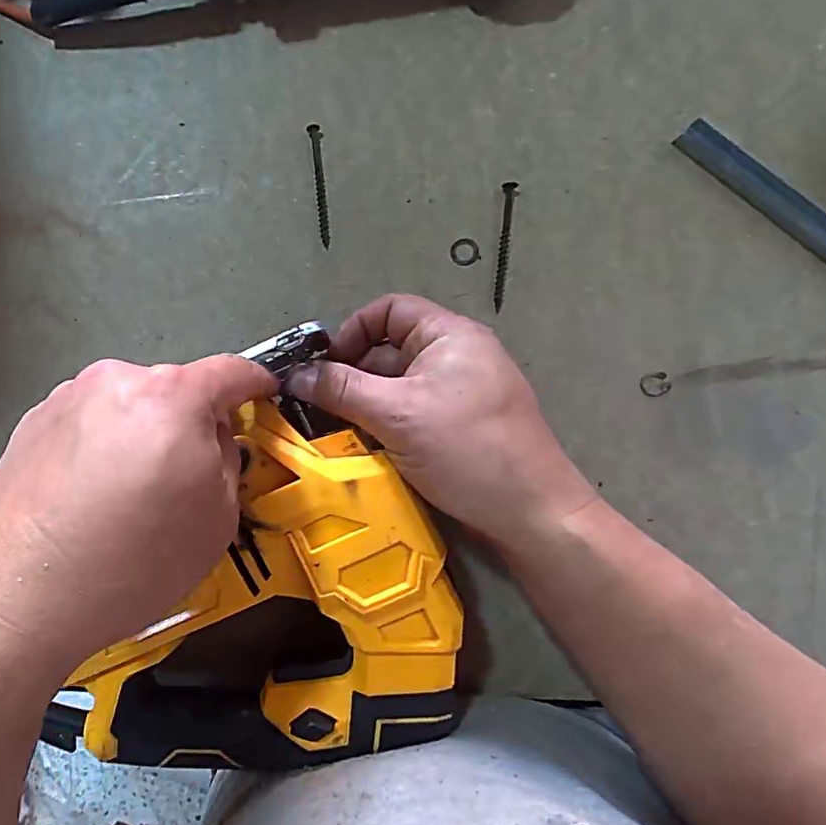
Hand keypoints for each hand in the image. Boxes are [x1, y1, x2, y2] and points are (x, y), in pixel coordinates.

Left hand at [0, 355, 275, 685]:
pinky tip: (94, 498)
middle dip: (189, 425)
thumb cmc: (117, 568)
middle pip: (174, 390)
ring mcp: (70, 399)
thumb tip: (218, 440)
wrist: (19, 596)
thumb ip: (227, 461)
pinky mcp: (36, 420)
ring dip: (141, 437)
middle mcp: (116, 385)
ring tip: (129, 500)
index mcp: (170, 399)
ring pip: (129, 407)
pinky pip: (90, 423)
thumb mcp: (215, 523)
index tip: (257, 391)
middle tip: (186, 477)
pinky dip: (103, 448)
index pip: (230, 371)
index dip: (253, 383)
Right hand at [284, 294, 599, 554]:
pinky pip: (409, 412)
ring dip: (364, 404)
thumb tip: (295, 375)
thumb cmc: (467, 450)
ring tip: (336, 429)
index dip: (351, 331)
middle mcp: (454, 356)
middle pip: (387, 350)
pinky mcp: (457, 425)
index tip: (325, 367)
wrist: (531, 514)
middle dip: (351, 375)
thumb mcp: (396, 414)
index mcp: (449, 335)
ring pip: (395, 385)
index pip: (389, 310)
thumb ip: (341, 389)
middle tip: (319, 405)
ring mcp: (458, 393)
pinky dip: (384, 424)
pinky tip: (365, 447)